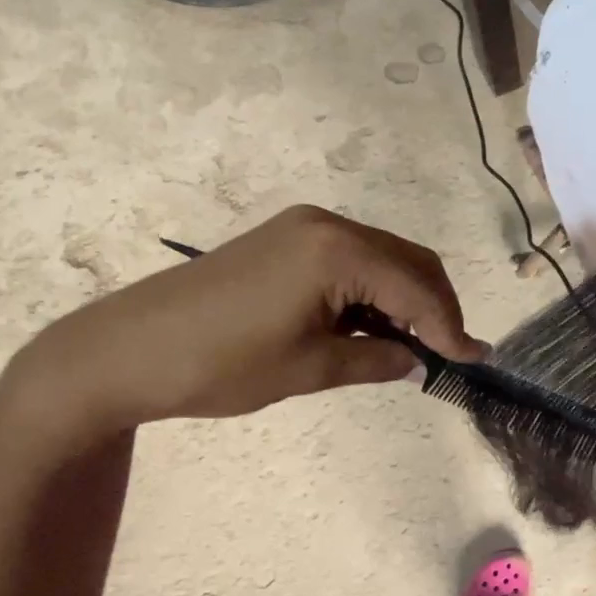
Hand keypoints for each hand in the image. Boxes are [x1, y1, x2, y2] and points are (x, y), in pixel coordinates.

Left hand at [0, 206, 485, 439]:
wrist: (119, 352)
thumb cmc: (218, 365)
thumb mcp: (309, 370)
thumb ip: (377, 360)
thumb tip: (420, 361)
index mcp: (337, 252)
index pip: (417, 288)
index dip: (451, 326)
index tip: (476, 359)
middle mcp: (327, 226)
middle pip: (410, 261)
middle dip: (436, 306)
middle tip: (448, 352)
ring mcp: (304, 228)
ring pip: (385, 258)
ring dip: (408, 297)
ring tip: (413, 344)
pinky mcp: (286, 239)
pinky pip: (354, 258)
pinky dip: (376, 289)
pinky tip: (372, 324)